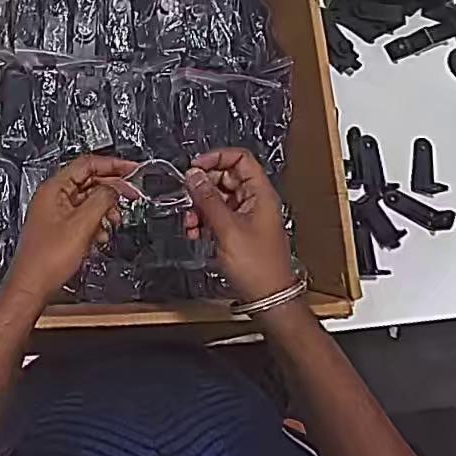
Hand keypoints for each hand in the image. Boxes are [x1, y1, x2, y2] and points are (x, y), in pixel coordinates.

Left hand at [0, 154, 132, 304]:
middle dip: (113, 189)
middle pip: (90, 181)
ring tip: (115, 220)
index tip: (131, 169)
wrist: (32, 287)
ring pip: (89, 200)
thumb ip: (101, 200)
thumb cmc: (46, 260)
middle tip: (132, 194)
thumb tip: (114, 188)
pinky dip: (97, 222)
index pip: (87, 164)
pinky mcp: (60, 228)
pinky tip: (102, 234)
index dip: (112, 165)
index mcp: (54, 189)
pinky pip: (84, 216)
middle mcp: (53, 197)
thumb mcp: (82, 224)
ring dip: (106, 209)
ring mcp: (56, 212)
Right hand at [183, 148, 297, 303]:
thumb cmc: (258, 267)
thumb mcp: (227, 229)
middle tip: (188, 197)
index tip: (196, 167)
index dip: (217, 158)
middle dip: (203, 186)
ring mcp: (247, 215)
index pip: (240, 158)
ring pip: (218, 197)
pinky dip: (204, 220)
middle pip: (226, 177)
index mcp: (260, 193)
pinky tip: (195, 232)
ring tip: (191, 221)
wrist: (267, 298)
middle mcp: (255, 200)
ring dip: (200, 206)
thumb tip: (194, 175)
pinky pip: (217, 214)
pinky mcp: (238, 229)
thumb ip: (209, 200)